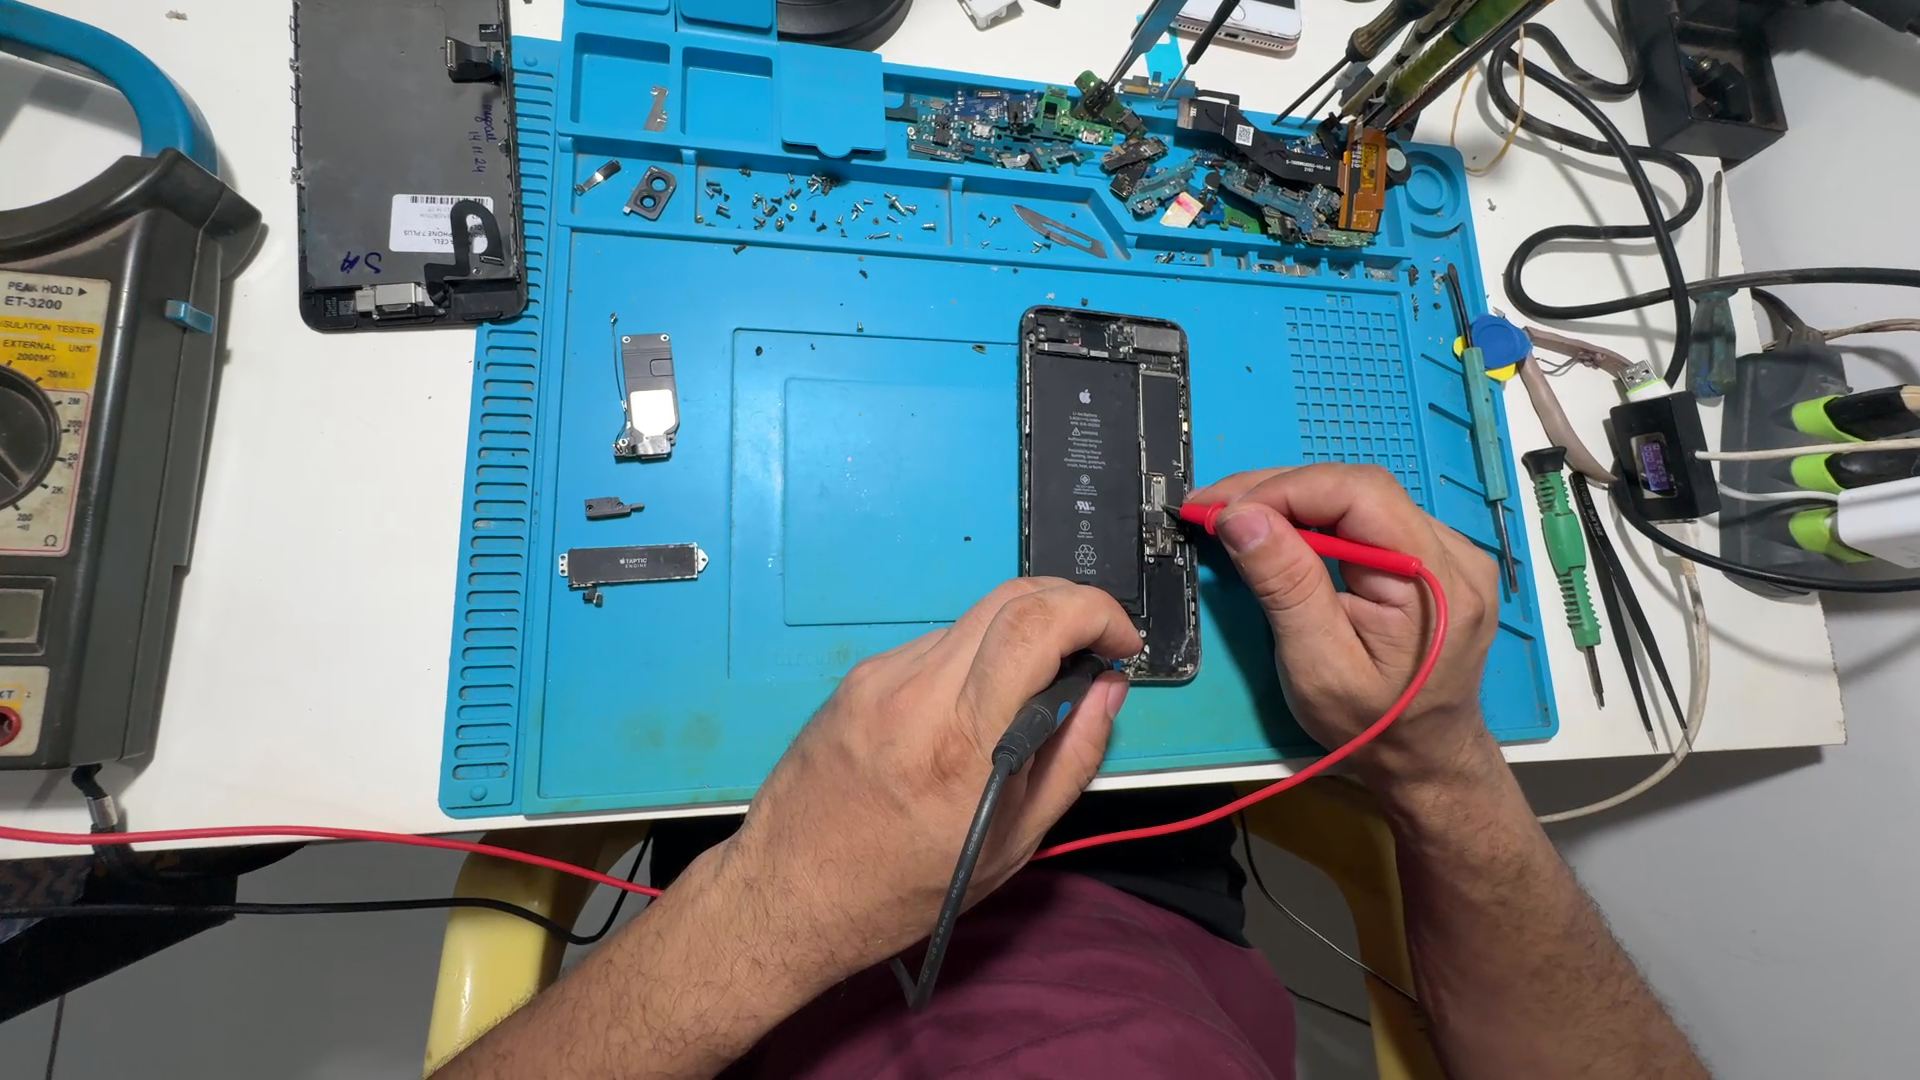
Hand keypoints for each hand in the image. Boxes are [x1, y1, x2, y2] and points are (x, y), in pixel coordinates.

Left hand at [707, 578, 1137, 994]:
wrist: (788, 889)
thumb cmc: (908, 886)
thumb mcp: (1015, 841)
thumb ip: (1074, 755)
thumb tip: (1108, 686)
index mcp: (962, 741)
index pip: (1033, 626)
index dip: (1093, 611)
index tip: (1120, 639)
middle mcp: (916, 689)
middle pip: (1008, 597)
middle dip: (1068, 603)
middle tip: (1093, 643)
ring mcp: (881, 674)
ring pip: (974, 619)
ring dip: (1022, 633)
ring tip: (1031, 686)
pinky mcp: (861, 673)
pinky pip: (938, 644)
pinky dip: (977, 655)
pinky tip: (974, 701)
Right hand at [1186, 464, 1500, 787]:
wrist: (1421, 756)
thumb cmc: (1370, 724)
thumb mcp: (1316, 664)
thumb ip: (1286, 586)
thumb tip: (1240, 517)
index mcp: (1435, 578)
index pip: (1358, 494)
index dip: (1282, 489)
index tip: (1219, 510)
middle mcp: (1451, 551)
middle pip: (1354, 488)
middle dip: (1273, 489)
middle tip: (1208, 506)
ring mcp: (1443, 551)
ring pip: (1353, 497)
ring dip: (1284, 500)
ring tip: (1228, 515)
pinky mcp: (1424, 557)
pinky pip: (1358, 517)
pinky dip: (1305, 516)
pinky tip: (1270, 528)